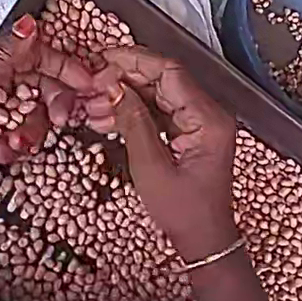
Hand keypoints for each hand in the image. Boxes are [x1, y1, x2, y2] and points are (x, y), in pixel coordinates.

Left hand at [0, 15, 96, 198]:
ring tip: (8, 143)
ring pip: (34, 121)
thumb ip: (4, 54)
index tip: (89, 85)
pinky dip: (5, 150)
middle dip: (52, 107)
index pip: (38, 57)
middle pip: (43, 90)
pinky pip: (16, 144)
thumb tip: (31, 24)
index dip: (66, 69)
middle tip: (60, 119)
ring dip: (26, 135)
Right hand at [83, 46, 237, 259]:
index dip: (135, 62)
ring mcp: (201, 124)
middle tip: (92, 84)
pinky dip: (135, 114)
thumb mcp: (151, 167)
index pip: (170, 73)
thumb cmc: (183, 211)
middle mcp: (209, 114)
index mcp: (208, 119)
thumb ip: (132, 123)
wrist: (204, 240)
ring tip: (93, 107)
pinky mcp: (191, 134)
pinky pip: (160, 113)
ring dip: (126, 97)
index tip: (104, 61)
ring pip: (159, 96)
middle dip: (125, 80)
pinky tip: (107, 118)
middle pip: (164, 81)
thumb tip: (111, 87)